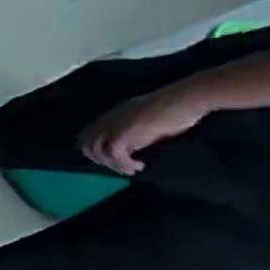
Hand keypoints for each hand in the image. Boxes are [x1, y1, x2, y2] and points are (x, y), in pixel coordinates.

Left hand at [78, 85, 210, 174]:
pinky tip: (138, 166)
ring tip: (132, 169)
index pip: (88, 137)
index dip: (97, 151)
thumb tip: (131, 143)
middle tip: (123, 167)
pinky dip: (123, 164)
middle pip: (88, 146)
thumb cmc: (170, 108)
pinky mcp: (121, 135)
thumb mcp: (141, 118)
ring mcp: (111, 128)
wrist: (182, 100)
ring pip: (98, 152)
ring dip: (114, 164)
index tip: (114, 160)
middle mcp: (104, 122)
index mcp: (108, 117)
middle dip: (103, 160)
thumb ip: (129, 127)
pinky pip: (113, 154)